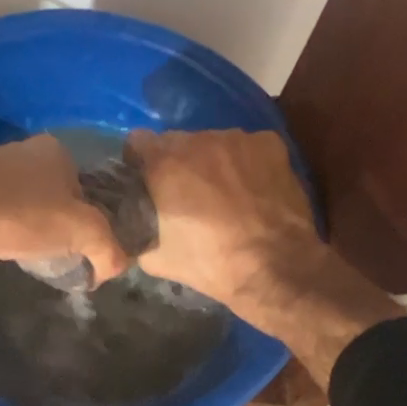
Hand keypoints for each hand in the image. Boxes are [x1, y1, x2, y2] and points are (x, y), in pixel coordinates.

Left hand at [0, 134, 128, 284]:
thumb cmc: (17, 213)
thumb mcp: (80, 230)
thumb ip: (108, 247)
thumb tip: (116, 266)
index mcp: (57, 152)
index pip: (87, 192)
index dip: (87, 225)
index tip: (77, 250)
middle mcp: (22, 152)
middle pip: (50, 203)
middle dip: (48, 233)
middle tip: (43, 255)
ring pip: (16, 211)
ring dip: (15, 236)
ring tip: (9, 253)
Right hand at [129, 128, 402, 384]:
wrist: (276, 267)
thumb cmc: (210, 263)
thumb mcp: (155, 258)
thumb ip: (135, 231)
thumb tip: (131, 225)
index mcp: (164, 163)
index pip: (137, 142)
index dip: (139, 162)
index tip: (147, 182)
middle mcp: (198, 140)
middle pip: (177, 142)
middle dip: (178, 163)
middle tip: (188, 194)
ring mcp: (237, 138)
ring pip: (213, 142)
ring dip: (212, 162)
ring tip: (225, 194)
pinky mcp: (270, 144)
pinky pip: (246, 147)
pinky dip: (245, 163)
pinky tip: (252, 189)